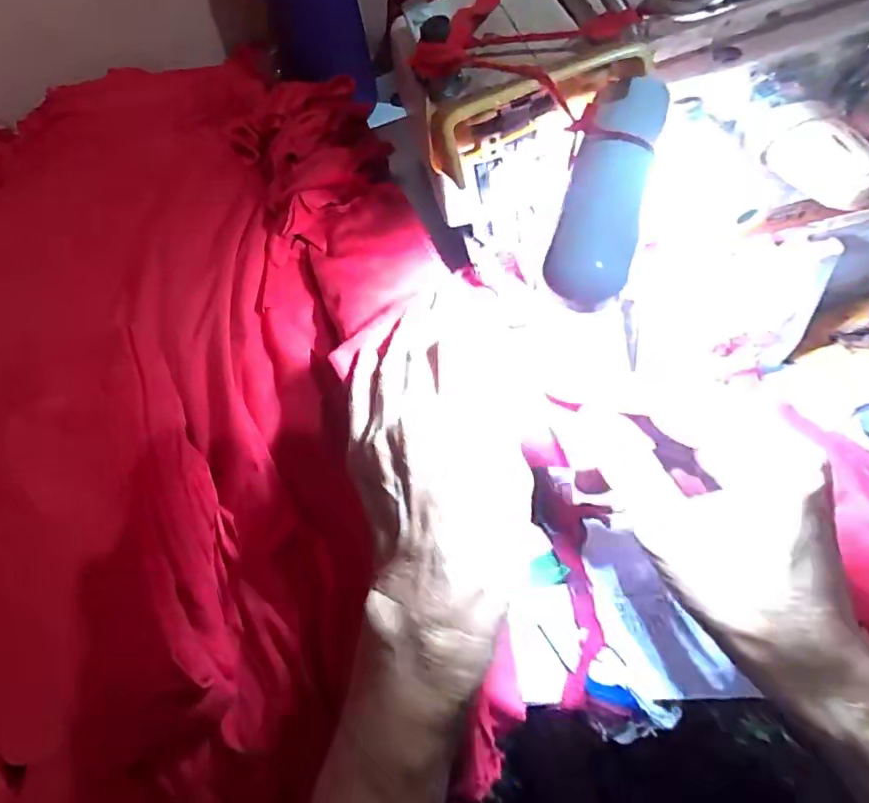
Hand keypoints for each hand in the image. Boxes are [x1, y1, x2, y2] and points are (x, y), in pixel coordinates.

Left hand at [344, 285, 539, 698]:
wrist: (433, 577)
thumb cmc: (489, 532)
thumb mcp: (511, 467)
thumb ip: (495, 412)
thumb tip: (487, 368)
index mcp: (460, 419)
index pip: (455, 347)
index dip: (457, 314)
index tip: (462, 294)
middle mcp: (413, 413)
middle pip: (417, 346)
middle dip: (427, 312)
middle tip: (436, 291)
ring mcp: (378, 426)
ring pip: (386, 362)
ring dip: (398, 330)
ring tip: (410, 311)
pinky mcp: (357, 441)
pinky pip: (358, 390)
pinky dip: (368, 362)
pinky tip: (376, 348)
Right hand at [562, 394, 868, 802]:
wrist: (803, 658)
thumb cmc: (737, 599)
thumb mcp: (667, 531)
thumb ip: (625, 464)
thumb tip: (586, 413)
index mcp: (766, 455)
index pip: (673, 403)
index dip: (606, 393)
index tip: (553, 386)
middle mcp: (776, 443)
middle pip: (678, 400)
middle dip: (614, 401)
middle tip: (560, 395)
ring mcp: (769, 457)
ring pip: (681, 419)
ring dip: (626, 427)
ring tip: (578, 436)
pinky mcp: (756, 473)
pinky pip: (691, 443)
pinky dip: (646, 450)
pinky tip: (607, 467)